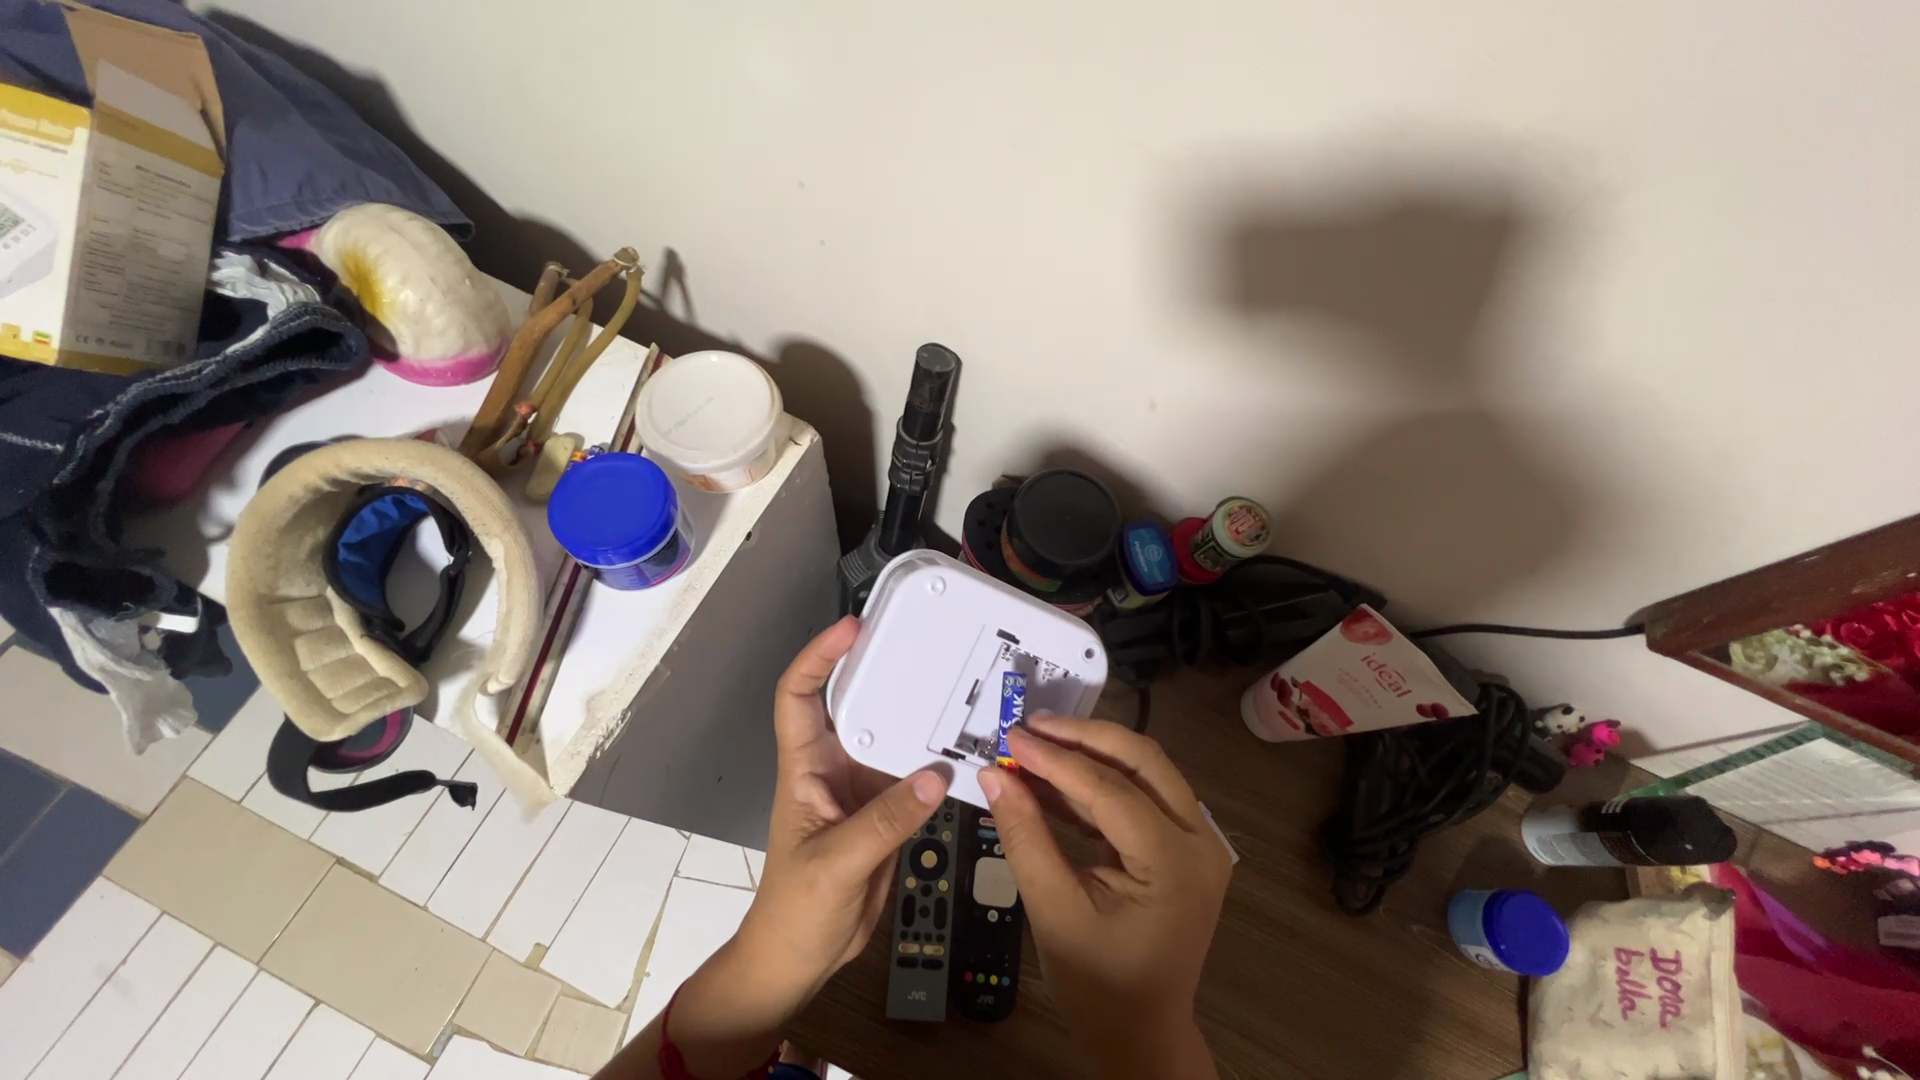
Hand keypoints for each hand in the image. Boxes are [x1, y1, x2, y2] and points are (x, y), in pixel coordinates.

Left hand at [743, 616, 948, 986]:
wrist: (801, 957)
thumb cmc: (796, 908)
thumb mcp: (837, 862)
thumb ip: (886, 821)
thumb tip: (936, 776)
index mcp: (804, 766)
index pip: (798, 696)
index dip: (817, 657)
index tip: (852, 628)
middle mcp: (832, 765)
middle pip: (850, 703)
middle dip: (875, 668)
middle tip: (916, 640)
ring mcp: (861, 786)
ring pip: (887, 735)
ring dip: (912, 711)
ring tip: (950, 682)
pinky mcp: (885, 809)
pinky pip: (912, 774)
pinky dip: (935, 757)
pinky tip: (963, 746)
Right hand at [978, 717, 1229, 1078]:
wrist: (1141, 1031)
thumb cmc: (1097, 982)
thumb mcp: (1053, 909)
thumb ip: (1024, 835)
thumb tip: (994, 774)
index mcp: (1175, 863)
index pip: (1110, 790)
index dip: (1056, 760)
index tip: (1011, 738)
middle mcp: (1199, 839)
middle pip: (1141, 760)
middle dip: (1083, 737)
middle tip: (1030, 725)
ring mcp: (1196, 839)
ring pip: (1144, 769)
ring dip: (1089, 753)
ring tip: (1035, 743)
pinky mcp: (1181, 843)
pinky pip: (1139, 794)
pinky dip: (1096, 782)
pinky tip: (1053, 778)